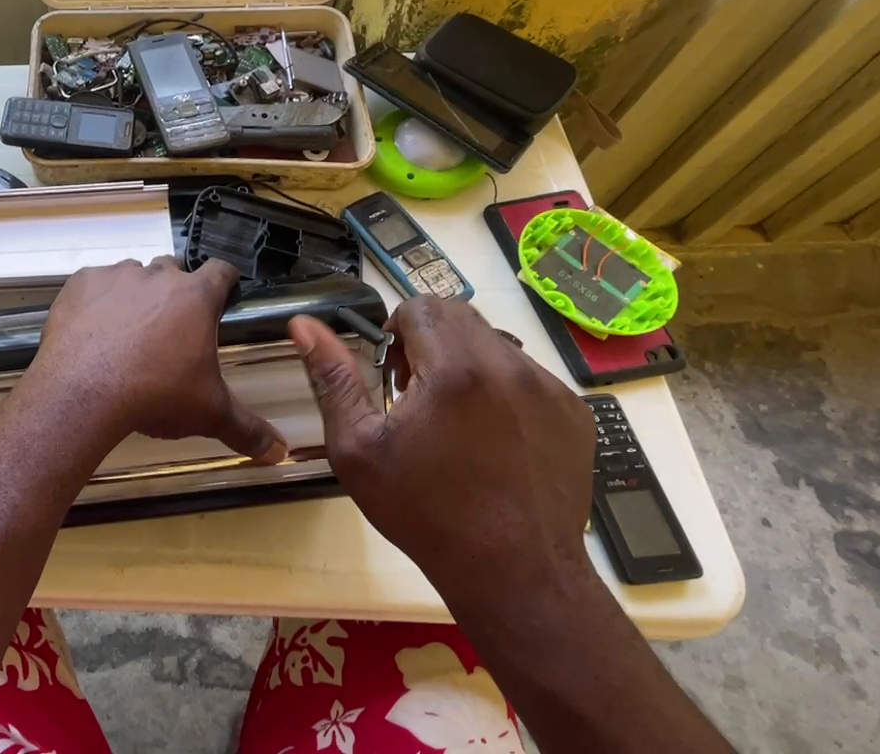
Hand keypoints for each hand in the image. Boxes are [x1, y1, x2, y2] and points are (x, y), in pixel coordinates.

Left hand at [25, 258, 286, 462]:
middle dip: (175, 290)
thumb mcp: (208, 414)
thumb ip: (247, 430)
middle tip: (169, 326)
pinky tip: (93, 330)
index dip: (224, 281)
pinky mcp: (79, 284)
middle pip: (173, 269)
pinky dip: (95, 301)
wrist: (84, 392)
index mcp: (195, 297)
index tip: (222, 295)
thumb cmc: (155, 396)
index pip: (221, 270)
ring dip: (134, 295)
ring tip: (126, 331)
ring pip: (132, 275)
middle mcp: (157, 276)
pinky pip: (93, 284)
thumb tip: (280, 452)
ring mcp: (115, 275)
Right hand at [288, 296, 595, 601]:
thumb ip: (333, 378)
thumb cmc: (424, 512)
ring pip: (494, 342)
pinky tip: (489, 437)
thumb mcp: (358, 447)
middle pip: (459, 315)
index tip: (390, 373)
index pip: (421, 306)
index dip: (395, 331)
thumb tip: (304, 325)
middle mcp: (510, 367)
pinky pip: (527, 375)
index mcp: (455, 370)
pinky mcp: (575, 413)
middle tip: (414, 393)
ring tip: (452, 416)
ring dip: (465, 362)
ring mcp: (550, 389)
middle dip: (429, 341)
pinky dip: (500, 388)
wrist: (515, 574)